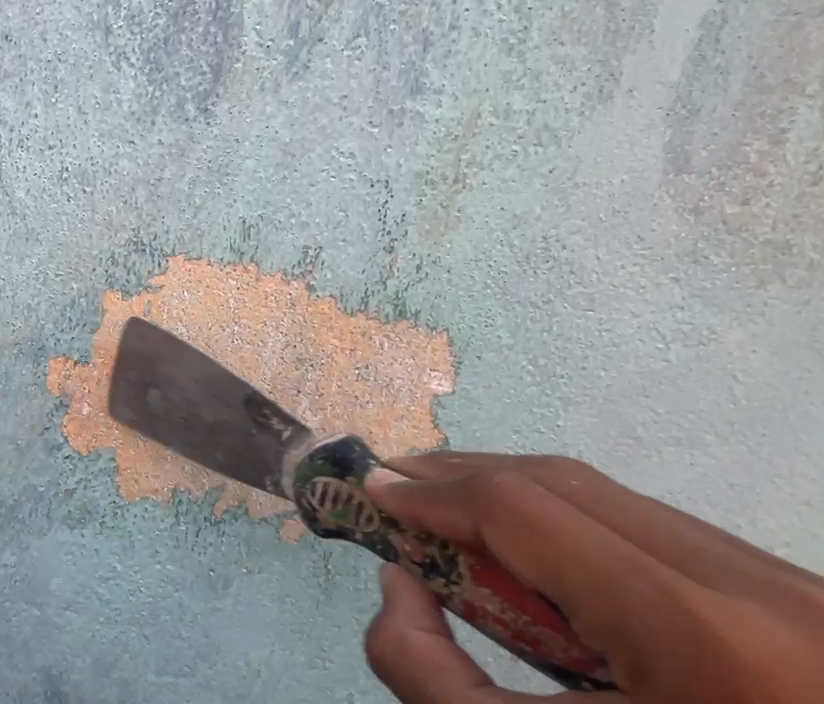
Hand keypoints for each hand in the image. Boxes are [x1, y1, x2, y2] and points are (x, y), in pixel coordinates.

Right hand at [362, 452, 823, 702]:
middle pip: (562, 482)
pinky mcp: (800, 593)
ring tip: (458, 517)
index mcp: (694, 638)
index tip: (372, 495)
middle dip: (461, 478)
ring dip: (516, 495)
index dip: (430, 494)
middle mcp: (756, 589)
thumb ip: (432, 676)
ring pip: (612, 497)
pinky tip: (545, 558)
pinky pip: (659, 528)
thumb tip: (396, 580)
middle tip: (397, 492)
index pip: (522, 511)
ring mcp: (792, 586)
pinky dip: (577, 524)